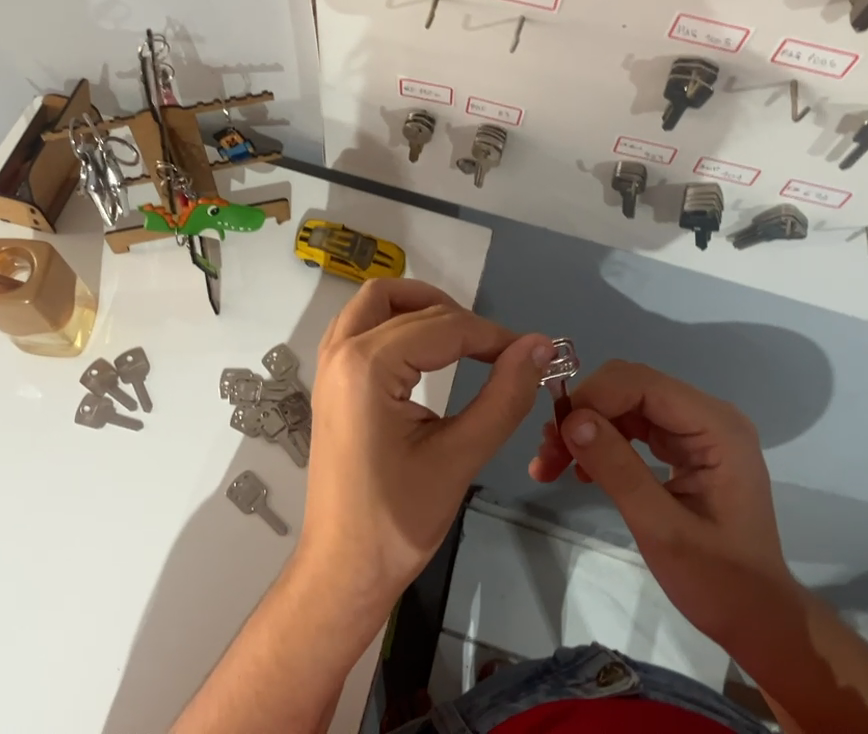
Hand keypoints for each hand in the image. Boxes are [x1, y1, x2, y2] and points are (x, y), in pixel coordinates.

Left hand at [298, 279, 551, 606]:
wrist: (344, 567)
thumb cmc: (399, 519)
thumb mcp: (460, 456)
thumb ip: (504, 396)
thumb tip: (539, 347)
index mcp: (366, 367)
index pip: (443, 326)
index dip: (494, 336)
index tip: (535, 353)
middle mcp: (340, 353)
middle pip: (400, 299)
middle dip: (453, 314)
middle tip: (492, 347)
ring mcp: (328, 367)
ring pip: (373, 305)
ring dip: (417, 309)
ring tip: (463, 342)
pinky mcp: (329, 383)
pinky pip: (359, 328)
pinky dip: (394, 326)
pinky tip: (425, 358)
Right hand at [529, 360, 797, 636]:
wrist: (754, 618)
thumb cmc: (718, 580)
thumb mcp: (661, 529)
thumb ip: (618, 470)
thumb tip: (572, 420)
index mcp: (716, 427)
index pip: (642, 383)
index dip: (593, 398)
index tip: (556, 436)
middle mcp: (708, 417)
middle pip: (630, 387)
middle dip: (584, 413)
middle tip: (548, 455)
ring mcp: (696, 431)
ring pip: (625, 405)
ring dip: (586, 428)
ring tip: (551, 464)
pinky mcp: (683, 448)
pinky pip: (632, 428)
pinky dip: (601, 442)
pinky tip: (580, 471)